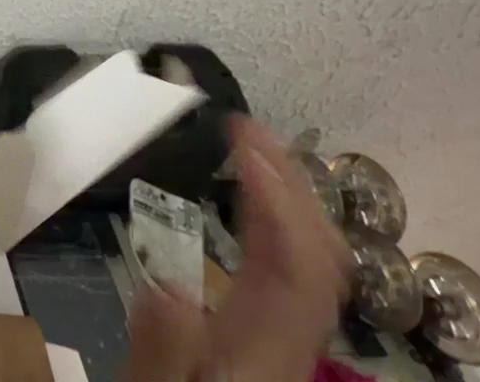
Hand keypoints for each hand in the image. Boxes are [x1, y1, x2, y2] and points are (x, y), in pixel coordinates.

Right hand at [123, 118, 351, 381]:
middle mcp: (284, 343)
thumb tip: (168, 284)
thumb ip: (160, 351)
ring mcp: (282, 342)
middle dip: (292, 186)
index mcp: (259, 354)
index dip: (280, 201)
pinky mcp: (268, 340)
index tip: (244, 142)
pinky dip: (279, 223)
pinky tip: (250, 204)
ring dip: (292, 197)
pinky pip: (293, 273)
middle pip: (319, 262)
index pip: (294, 270)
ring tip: (252, 147)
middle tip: (248, 125)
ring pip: (316, 266)